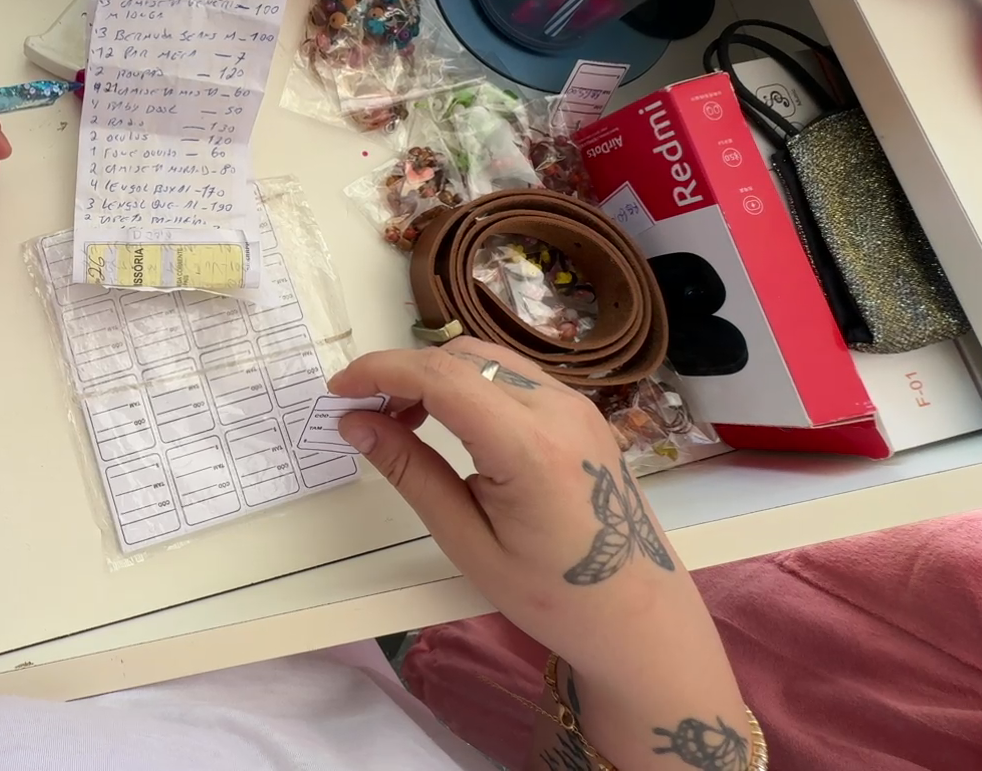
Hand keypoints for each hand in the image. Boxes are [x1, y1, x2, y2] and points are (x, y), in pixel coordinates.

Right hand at [329, 339, 729, 700]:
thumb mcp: (465, 539)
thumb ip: (408, 470)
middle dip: (399, 372)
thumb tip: (354, 422)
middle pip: (456, 357)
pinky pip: (505, 373)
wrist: (643, 623)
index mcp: (530, 447)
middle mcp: (558, 410)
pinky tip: (445, 418)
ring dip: (429, 374)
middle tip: (365, 412)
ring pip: (480, 357)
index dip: (378, 371)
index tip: (338, 390)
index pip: (439, 377)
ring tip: (401, 417)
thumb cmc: (553, 595)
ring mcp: (574, 406)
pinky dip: (461, 381)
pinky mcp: (578, 411)